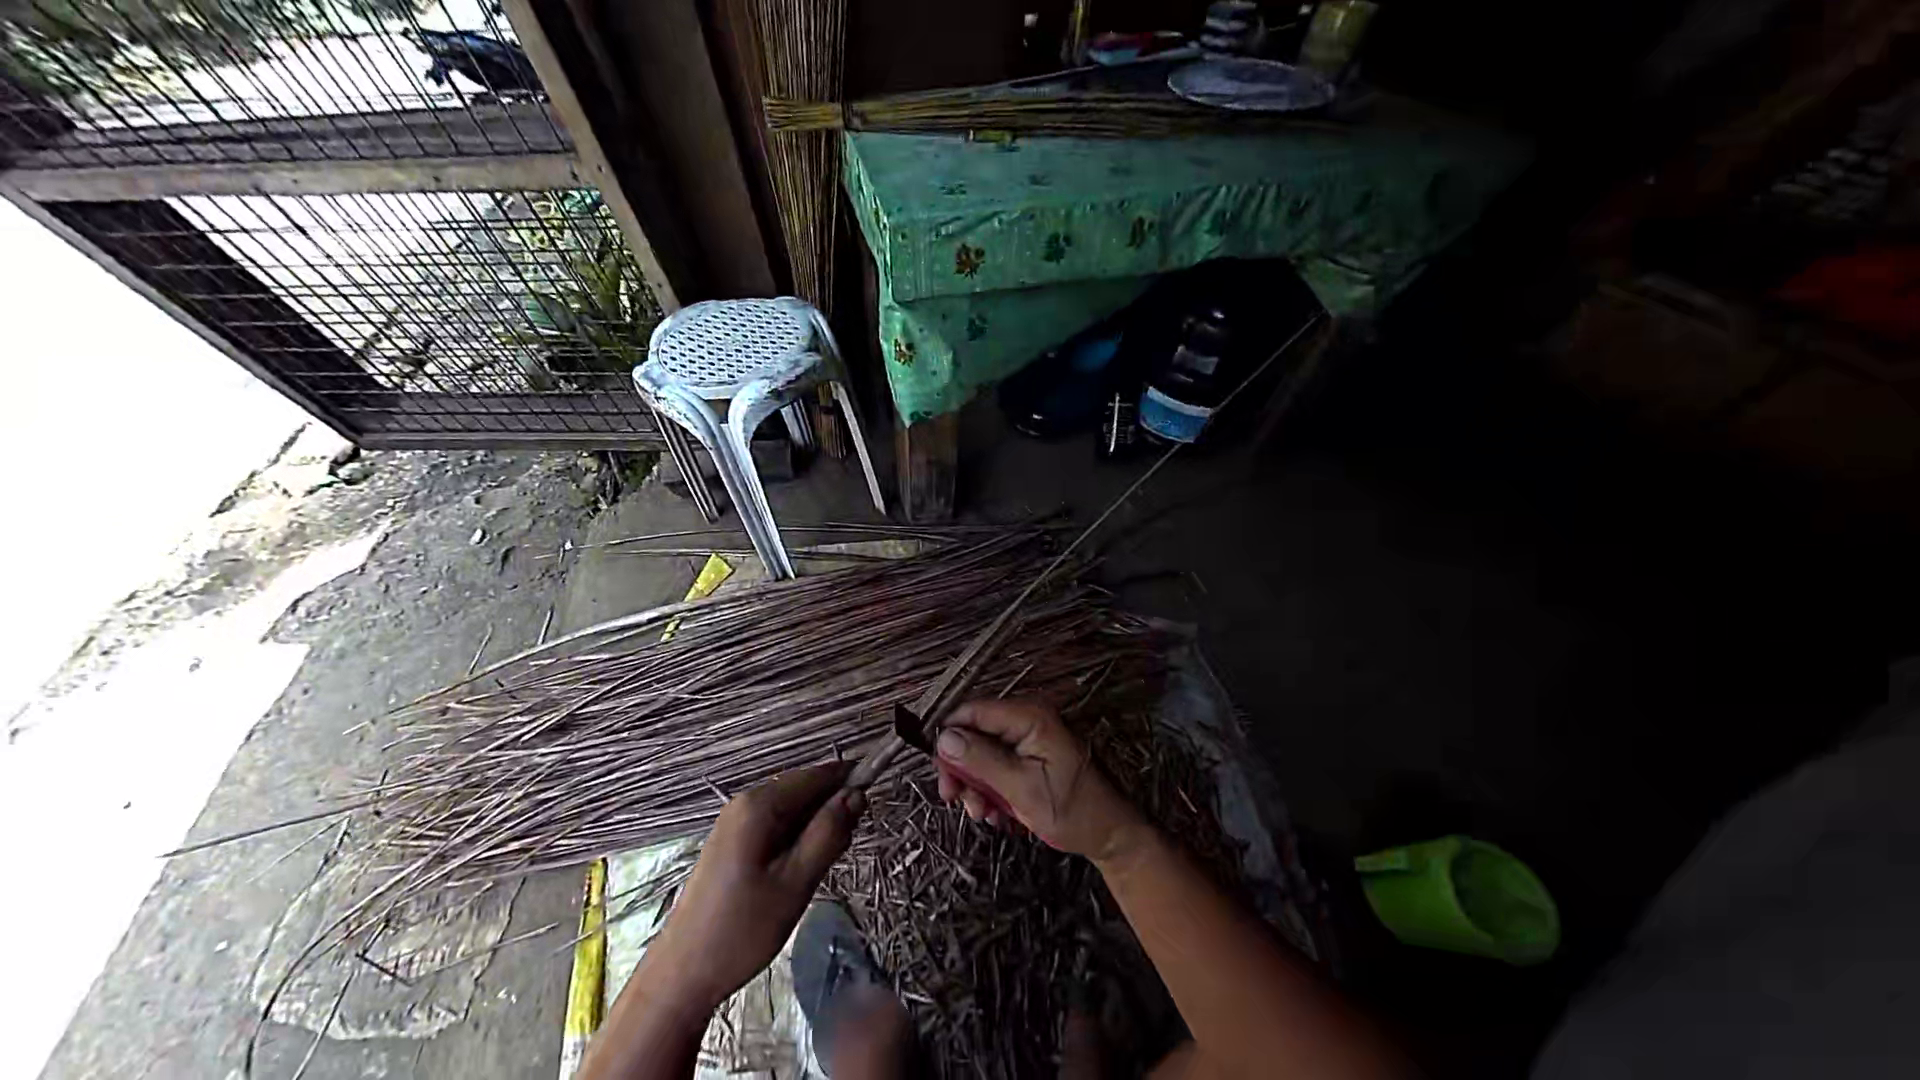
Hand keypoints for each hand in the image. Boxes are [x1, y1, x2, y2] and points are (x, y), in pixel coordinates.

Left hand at [637, 762, 866, 1016]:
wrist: (682, 975)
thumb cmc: (742, 930)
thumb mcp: (796, 883)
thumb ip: (829, 834)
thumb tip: (858, 794)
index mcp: (759, 805)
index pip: (818, 774)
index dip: (850, 781)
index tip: (872, 807)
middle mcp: (745, 802)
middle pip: (805, 787)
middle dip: (832, 809)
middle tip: (841, 852)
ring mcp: (735, 821)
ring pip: (793, 808)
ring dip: (815, 827)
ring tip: (818, 869)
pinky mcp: (733, 841)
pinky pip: (777, 824)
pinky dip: (797, 839)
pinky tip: (798, 872)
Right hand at [934, 699, 1145, 861]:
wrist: (1108, 834)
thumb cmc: (1073, 810)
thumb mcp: (1022, 788)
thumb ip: (981, 760)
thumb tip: (944, 738)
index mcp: (1029, 716)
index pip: (973, 711)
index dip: (949, 737)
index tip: (939, 770)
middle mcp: (1026, 719)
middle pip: (974, 733)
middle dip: (962, 769)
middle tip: (955, 799)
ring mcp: (1028, 739)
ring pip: (981, 753)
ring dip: (975, 784)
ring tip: (982, 813)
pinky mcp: (1028, 756)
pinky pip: (996, 765)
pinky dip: (990, 789)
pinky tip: (996, 812)